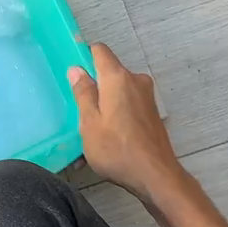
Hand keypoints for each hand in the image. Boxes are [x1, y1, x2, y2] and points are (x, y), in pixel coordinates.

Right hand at [69, 44, 183, 202]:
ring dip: (103, 110)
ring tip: (89, 137)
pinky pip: (127, 109)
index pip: (99, 51)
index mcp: (117, 78)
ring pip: (117, 95)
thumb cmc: (116, 149)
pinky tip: (106, 144)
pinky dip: (115, 120)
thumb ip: (83, 93)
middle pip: (108, 75)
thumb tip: (77, 69)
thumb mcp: (89, 123)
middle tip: (77, 115)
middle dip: (93, 90)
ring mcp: (146, 97)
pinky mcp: (151, 113)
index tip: (72, 74)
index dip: (84, 57)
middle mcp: (135, 81)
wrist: (154, 175)